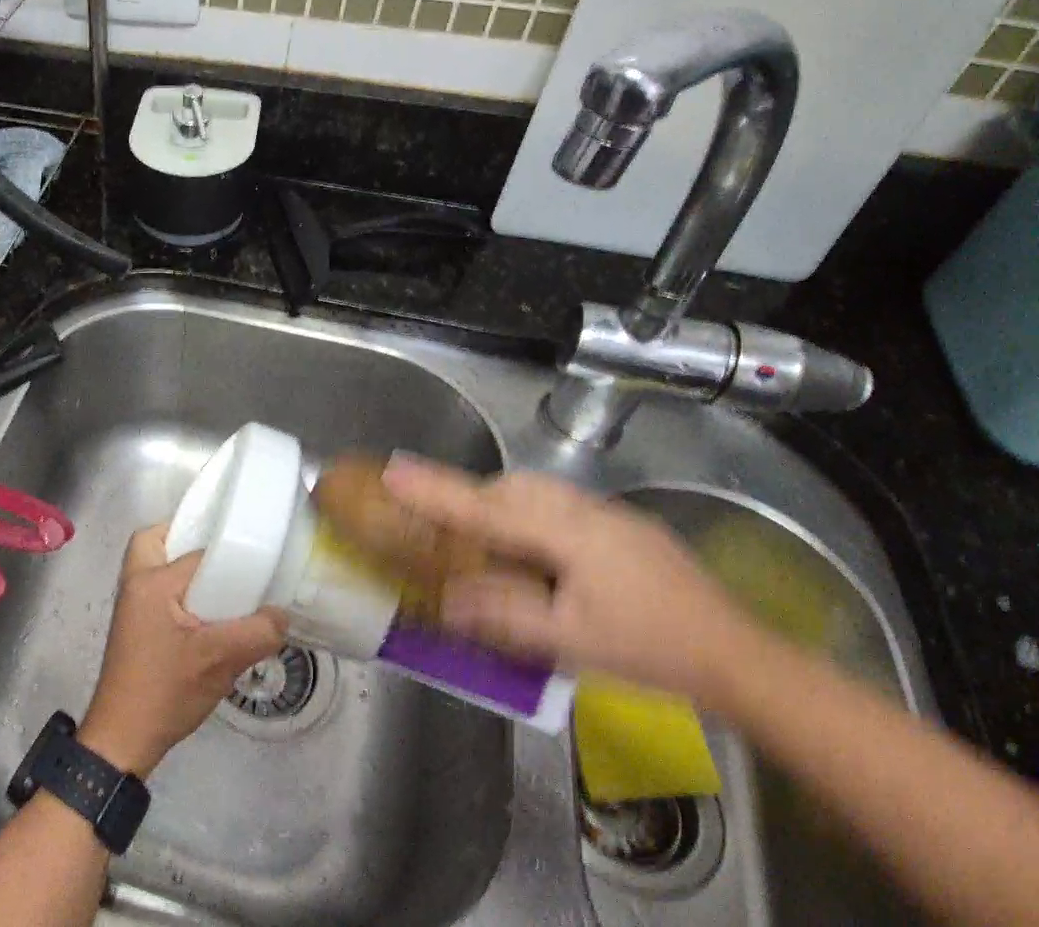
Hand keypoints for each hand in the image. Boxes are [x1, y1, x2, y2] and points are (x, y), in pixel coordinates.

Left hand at [79, 525, 288, 776]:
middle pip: (155, 541)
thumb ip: (257, 633)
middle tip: (225, 557)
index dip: (229, 554)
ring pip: (155, 567)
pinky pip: (159, 592)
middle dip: (186, 539)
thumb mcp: (220, 660)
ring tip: (227, 585)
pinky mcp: (136, 627)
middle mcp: (135, 585)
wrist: (125, 736)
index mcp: (150, 582)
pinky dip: (182, 593)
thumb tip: (282, 615)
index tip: (259, 561)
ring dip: (184, 569)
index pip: (196, 551)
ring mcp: (132, 606)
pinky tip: (213, 614)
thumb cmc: (167, 691)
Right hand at [381, 459, 759, 701]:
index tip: (392, 472)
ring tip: (484, 544)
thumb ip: (505, 617)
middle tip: (440, 522)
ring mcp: (613, 519)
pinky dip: (531, 520)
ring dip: (502, 508)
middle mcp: (590, 513)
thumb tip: (446, 601)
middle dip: (471, 497)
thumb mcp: (571, 642)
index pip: (489, 508)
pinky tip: (537, 559)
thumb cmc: (652, 650)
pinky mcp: (627, 533)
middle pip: (514, 489)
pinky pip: (561, 511)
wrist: (740, 659)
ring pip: (540, 496)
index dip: (437, 491)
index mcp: (572, 534)